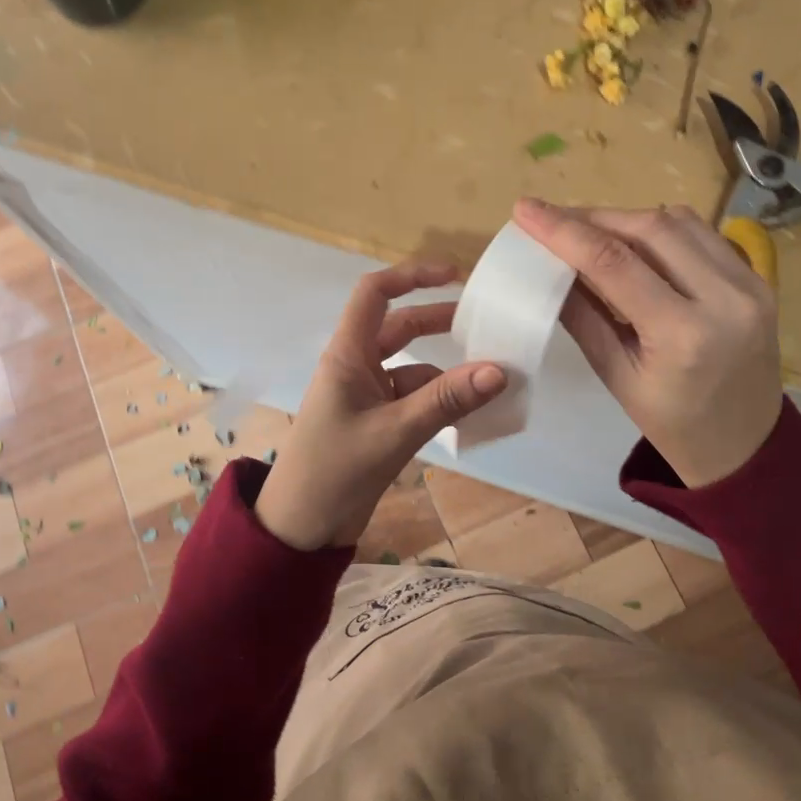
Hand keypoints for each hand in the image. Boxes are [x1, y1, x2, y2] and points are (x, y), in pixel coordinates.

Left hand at [256, 262, 507, 550]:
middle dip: (439, 321)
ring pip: (411, 367)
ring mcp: (366, 395)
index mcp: (347, 354)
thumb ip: (445, 401)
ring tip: (492, 379)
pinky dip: (440, 403)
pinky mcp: (376, 422)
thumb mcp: (394, 432)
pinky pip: (413, 399)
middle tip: (485, 324)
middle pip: (399, 327)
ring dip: (446, 372)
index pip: (375, 294)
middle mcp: (356, 366)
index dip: (411, 275)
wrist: (302, 526)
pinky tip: (470, 417)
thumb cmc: (335, 469)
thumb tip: (499, 371)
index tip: (453, 274)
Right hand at [513, 198, 782, 487]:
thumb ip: (582, 315)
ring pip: (679, 221)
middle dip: (594, 217)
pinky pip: (702, 234)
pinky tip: (633, 241)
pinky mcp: (759, 278)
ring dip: (627, 218)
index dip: (565, 231)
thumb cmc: (673, 424)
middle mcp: (725, 298)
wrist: (749, 448)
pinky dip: (660, 229)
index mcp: (684, 335)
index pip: (615, 263)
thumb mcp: (616, 375)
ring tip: (588, 229)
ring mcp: (751, 284)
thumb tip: (547, 264)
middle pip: (650, 228)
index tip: (525, 210)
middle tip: (552, 219)